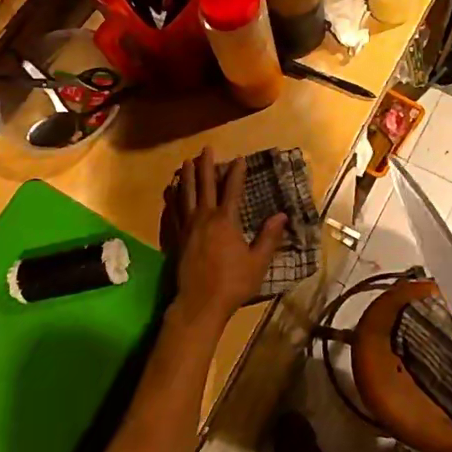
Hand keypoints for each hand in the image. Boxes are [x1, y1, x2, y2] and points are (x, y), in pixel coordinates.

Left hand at [165, 147, 288, 327]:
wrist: (199, 303)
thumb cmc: (233, 283)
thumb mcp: (258, 261)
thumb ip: (268, 237)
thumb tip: (281, 215)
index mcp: (225, 221)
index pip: (232, 190)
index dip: (236, 173)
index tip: (239, 158)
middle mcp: (204, 218)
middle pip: (204, 186)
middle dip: (206, 166)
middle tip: (206, 148)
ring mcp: (187, 228)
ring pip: (185, 195)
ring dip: (186, 177)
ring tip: (185, 162)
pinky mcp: (176, 239)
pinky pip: (173, 213)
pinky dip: (172, 199)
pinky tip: (170, 192)